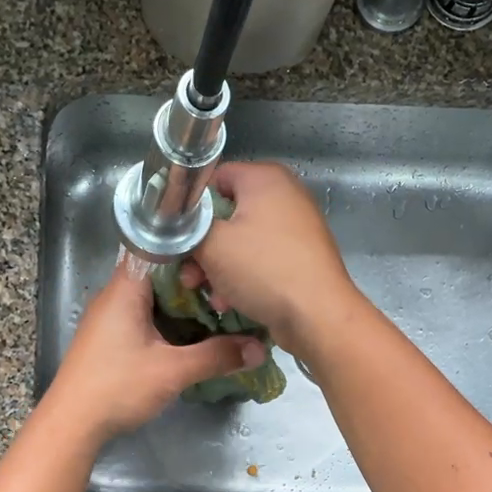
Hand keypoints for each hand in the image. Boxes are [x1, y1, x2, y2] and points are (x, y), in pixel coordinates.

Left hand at [44, 258, 265, 442]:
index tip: (224, 258)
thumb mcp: (173, 371)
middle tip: (230, 292)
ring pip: (154, 300)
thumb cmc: (117, 387)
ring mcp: (109, 319)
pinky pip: (144, 320)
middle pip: (161, 275)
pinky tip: (192, 339)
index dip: (193, 249)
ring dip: (183, 307)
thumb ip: (217, 357)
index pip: (160, 246)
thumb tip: (259, 349)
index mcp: (127, 288)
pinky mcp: (109, 340)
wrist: (72, 424)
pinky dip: (168, 324)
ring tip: (219, 314)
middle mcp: (115, 295)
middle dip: (195, 284)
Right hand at [187, 161, 363, 352]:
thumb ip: (189, 230)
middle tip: (188, 274)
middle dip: (203, 248)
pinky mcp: (300, 259)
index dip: (191, 205)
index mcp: (264, 178)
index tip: (175, 233)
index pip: (215, 177)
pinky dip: (242, 279)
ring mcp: (295, 229)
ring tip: (208, 295)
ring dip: (219, 270)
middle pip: (227, 215)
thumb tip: (180, 228)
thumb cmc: (263, 269)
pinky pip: (261, 261)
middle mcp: (284, 196)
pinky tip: (230, 303)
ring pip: (242, 243)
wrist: (316, 314)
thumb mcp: (213, 246)